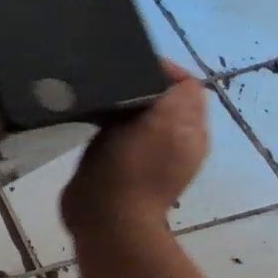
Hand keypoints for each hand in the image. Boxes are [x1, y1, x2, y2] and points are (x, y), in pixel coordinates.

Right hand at [61, 61, 208, 234]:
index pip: (186, 86)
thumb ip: (176, 97)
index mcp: (191, 131)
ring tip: (95, 90)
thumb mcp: (164, 127)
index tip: (127, 61)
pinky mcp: (117, 160)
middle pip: (162, 97)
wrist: (105, 217)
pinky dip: (104, 116)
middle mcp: (173, 139)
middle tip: (108, 74)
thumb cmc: (134, 169)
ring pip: (137, 111)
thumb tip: (173, 75)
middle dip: (139, 81)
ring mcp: (145, 152)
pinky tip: (87, 114)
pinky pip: (115, 127)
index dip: (163, 69)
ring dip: (119, 99)